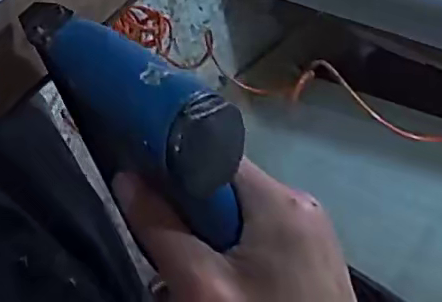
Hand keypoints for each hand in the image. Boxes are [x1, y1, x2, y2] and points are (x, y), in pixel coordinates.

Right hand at [113, 160, 354, 301]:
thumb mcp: (202, 287)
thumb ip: (159, 227)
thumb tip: (124, 177)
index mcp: (280, 198)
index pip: (211, 153)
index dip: (173, 165)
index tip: (145, 186)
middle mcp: (302, 204)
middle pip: (224, 188)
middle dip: (191, 215)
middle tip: (167, 251)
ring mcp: (314, 237)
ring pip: (240, 217)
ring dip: (210, 241)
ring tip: (191, 278)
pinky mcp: (317, 265)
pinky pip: (262, 241)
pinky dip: (235, 257)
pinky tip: (222, 290)